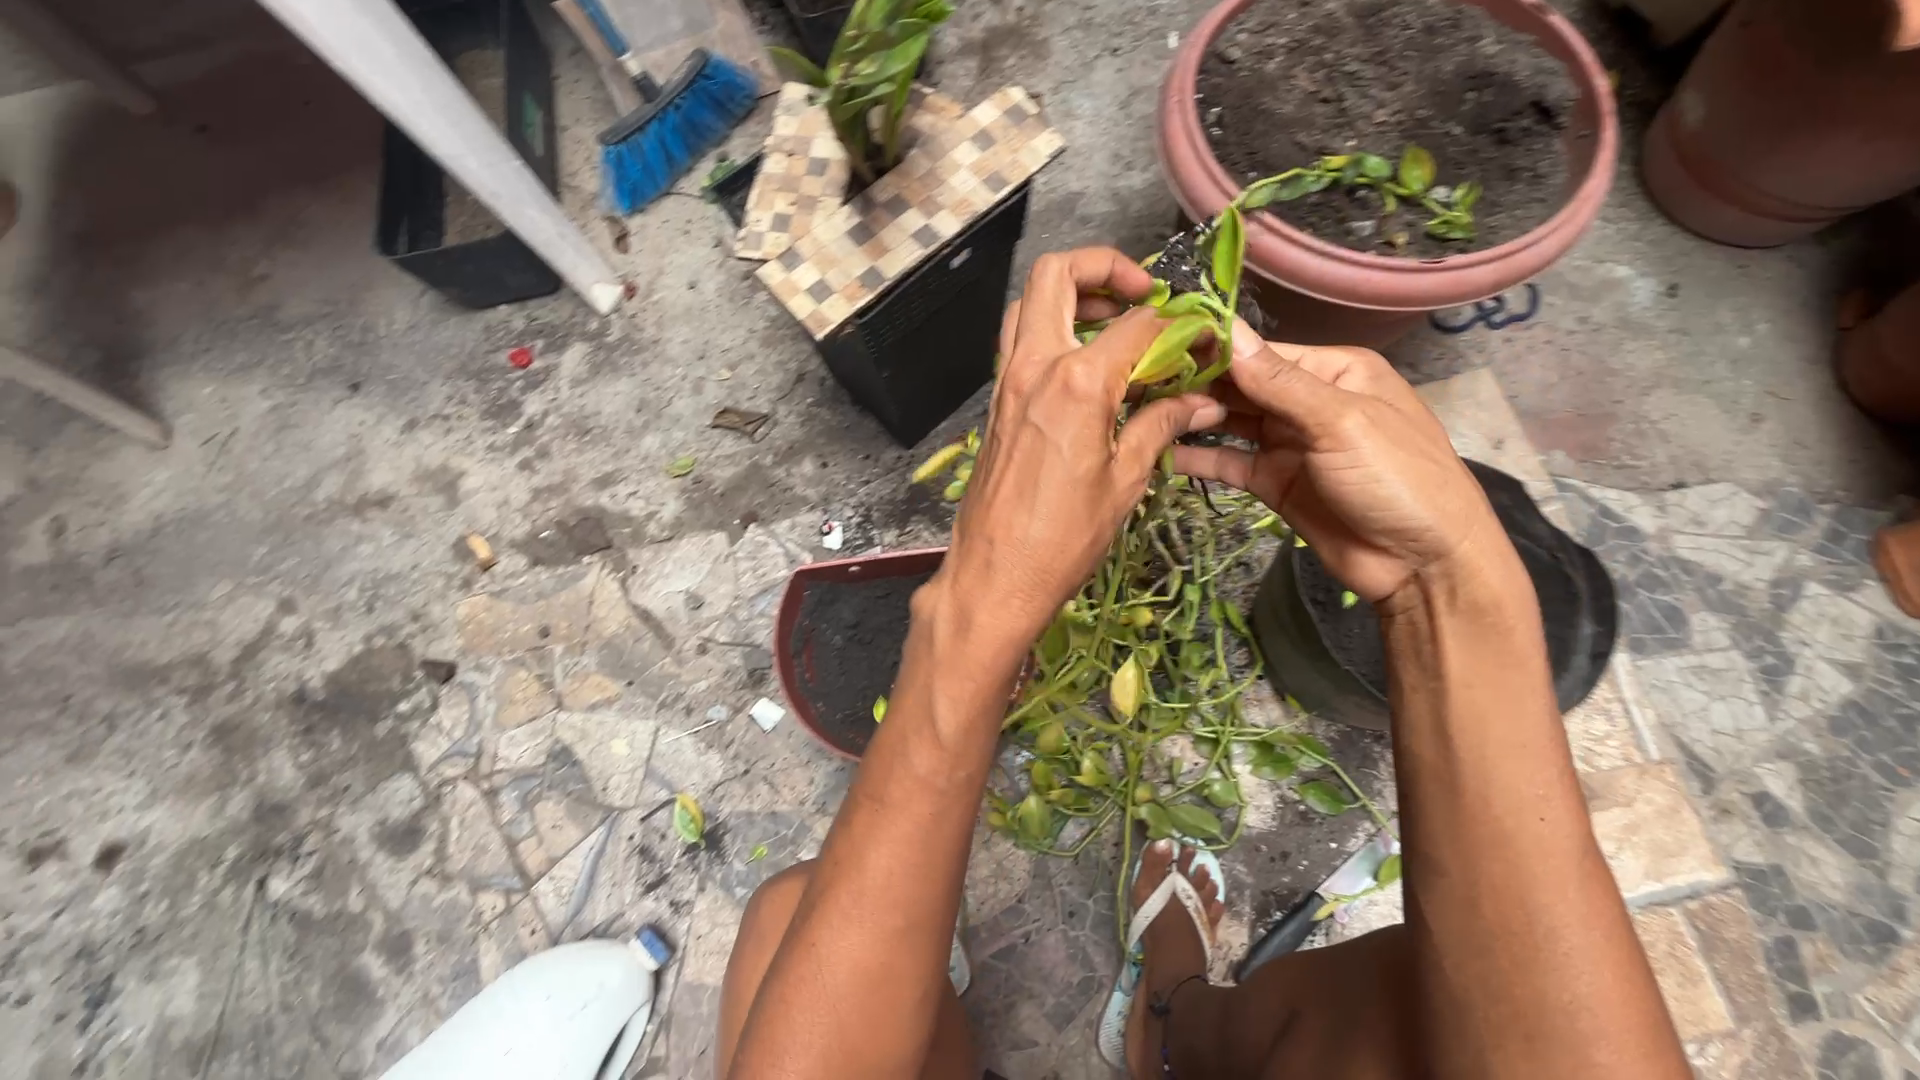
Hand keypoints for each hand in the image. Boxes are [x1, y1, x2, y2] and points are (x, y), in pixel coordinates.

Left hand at [929, 248, 1225, 658]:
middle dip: (1103, 267)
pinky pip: (1018, 342)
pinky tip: (1084, 365)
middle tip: (1141, 294)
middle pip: (1056, 275)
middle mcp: (1035, 365)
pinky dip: (1050, 330)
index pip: (1136, 325)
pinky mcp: (995, 402)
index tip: (1200, 340)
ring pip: (1027, 303)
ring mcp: (1007, 381)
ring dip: (1069, 294)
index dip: (1177, 325)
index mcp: (1077, 381)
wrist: (994, 575)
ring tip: (1110, 320)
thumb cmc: (1064, 538)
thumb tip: (1200, 401)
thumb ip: (1160, 426)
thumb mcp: (1125, 481)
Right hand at [1171, 325, 1506, 606]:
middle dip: (1195, 383)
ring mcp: (1288, 443)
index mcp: (1333, 371)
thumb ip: (1279, 381)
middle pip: (1240, 385)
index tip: (1159, 347)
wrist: (1421, 564)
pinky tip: (1159, 454)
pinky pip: (1228, 463)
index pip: (1261, 352)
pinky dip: (1198, 459)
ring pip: (1229, 422)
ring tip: (1141, 414)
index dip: (1213, 350)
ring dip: (1191, 418)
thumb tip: (1228, 330)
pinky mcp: (1272, 482)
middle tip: (1138, 384)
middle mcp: (1307, 400)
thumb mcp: (1340, 421)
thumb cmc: (1397, 477)